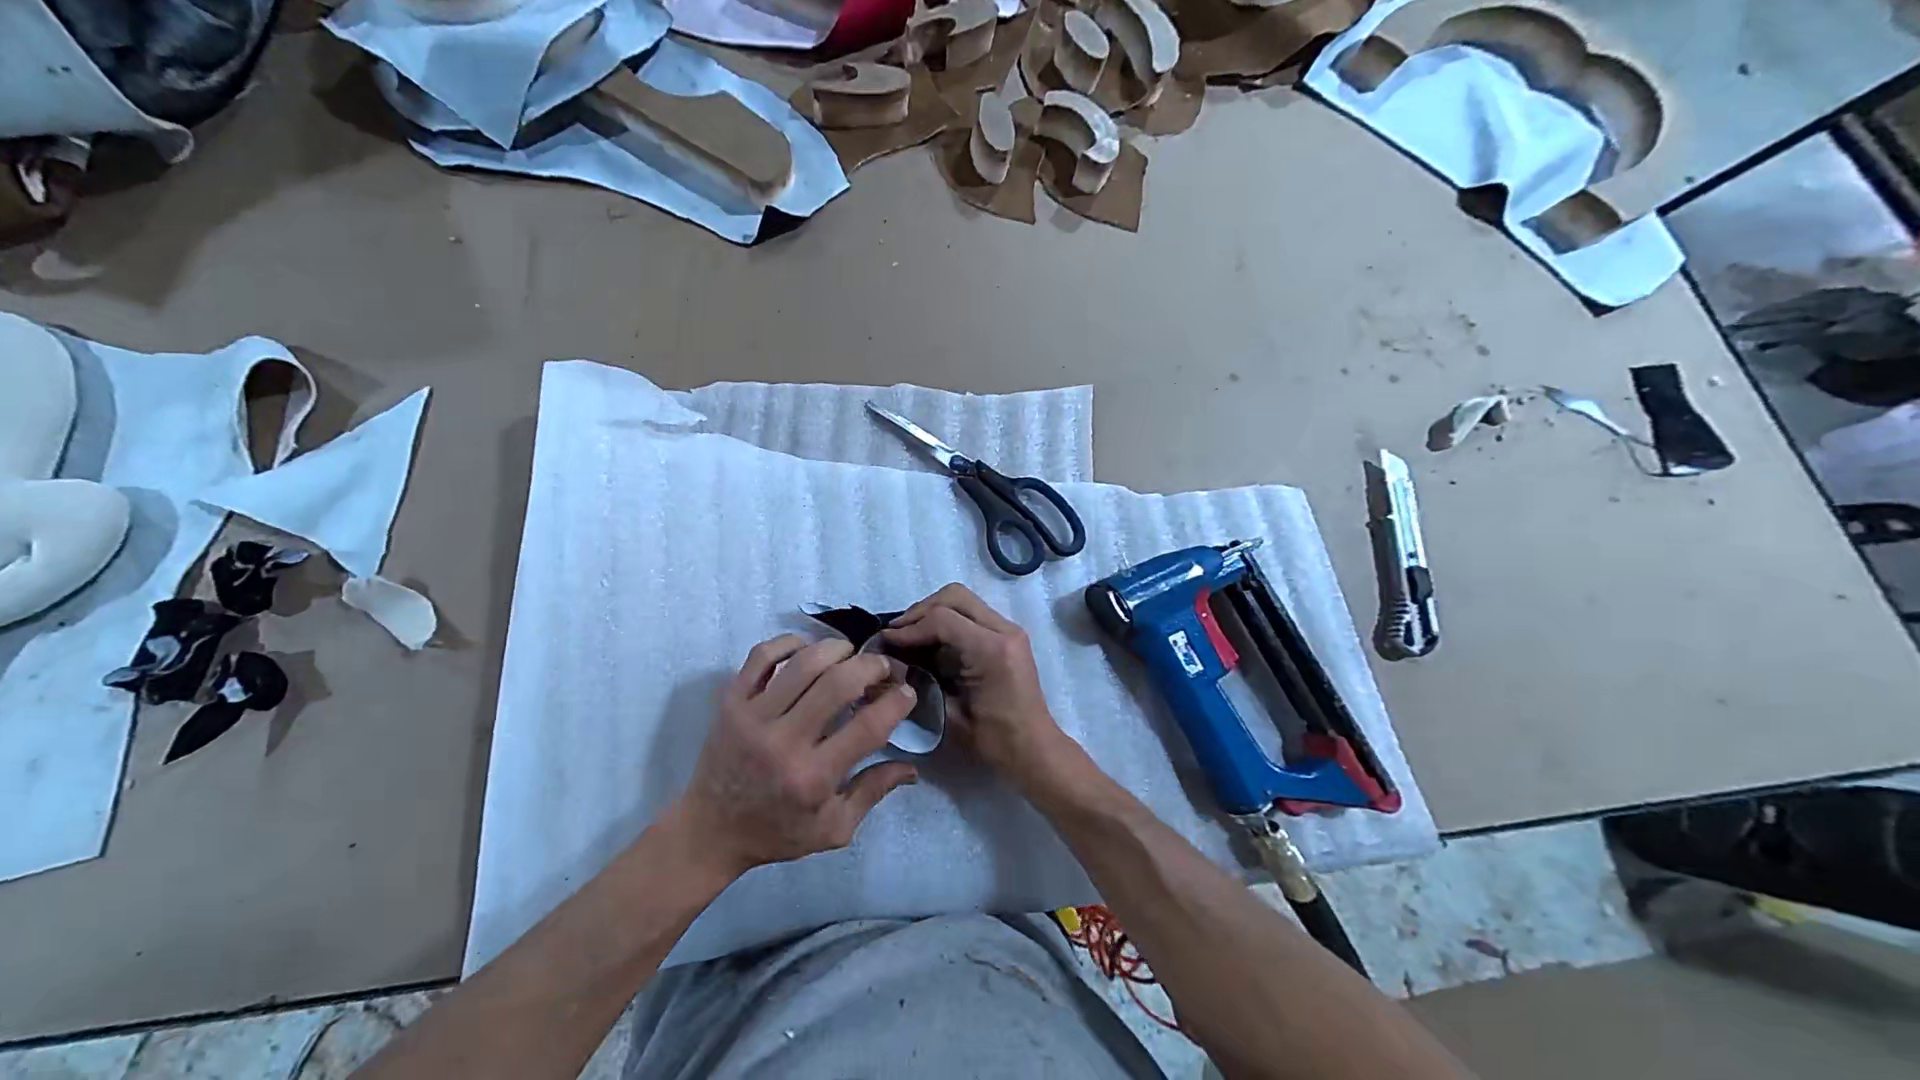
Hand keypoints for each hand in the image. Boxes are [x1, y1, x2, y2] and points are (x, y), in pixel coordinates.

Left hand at [670, 636, 919, 880]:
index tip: (907, 692)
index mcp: (813, 777)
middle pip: (838, 683)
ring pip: (803, 662)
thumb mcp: (833, 828)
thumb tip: (913, 766)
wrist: (710, 831)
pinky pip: (762, 655)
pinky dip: (789, 642)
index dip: (896, 702)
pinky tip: (808, 649)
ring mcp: (753, 717)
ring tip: (851, 654)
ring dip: (837, 649)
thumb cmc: (777, 832)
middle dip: (872, 666)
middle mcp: (784, 742)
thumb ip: (874, 792)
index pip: (868, 726)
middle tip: (883, 667)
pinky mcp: (731, 701)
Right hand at [883, 584, 1071, 789]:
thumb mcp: (949, 714)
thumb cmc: (994, 741)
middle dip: (920, 611)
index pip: (942, 619)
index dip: (909, 628)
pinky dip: (946, 619)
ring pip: (963, 600)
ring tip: (908, 636)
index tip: (885, 642)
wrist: (1034, 749)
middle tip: (896, 634)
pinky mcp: (1008, 636)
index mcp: (992, 650)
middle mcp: (1004, 631)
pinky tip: (929, 641)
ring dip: (933, 612)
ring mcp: (1009, 630)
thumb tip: (895, 660)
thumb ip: (923, 679)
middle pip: (954, 597)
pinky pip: (971, 614)